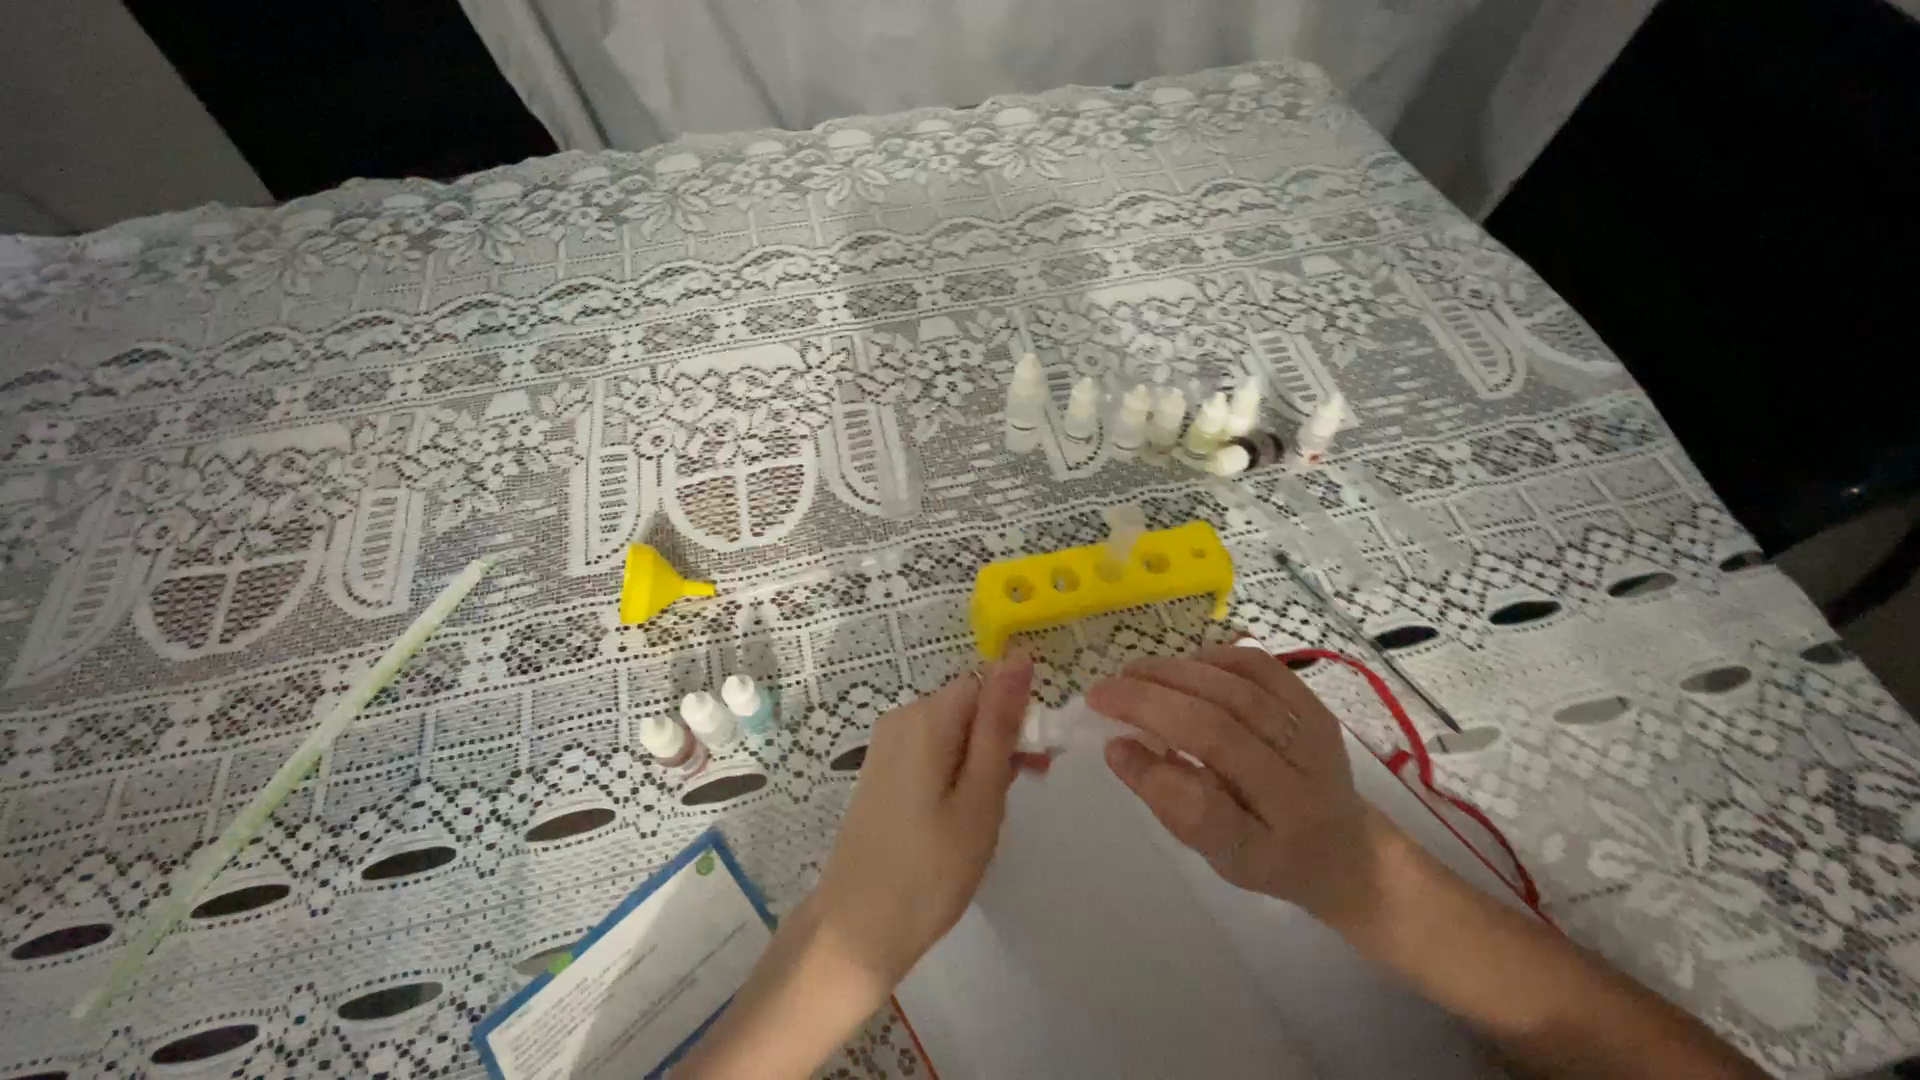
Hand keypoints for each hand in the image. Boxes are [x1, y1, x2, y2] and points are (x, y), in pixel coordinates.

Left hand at [809, 655, 1034, 984]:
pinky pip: (932, 754)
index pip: (986, 683)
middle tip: (1021, 792)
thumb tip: (1019, 656)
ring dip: (982, 761)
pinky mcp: (881, 773)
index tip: (1034, 761)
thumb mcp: (980, 795)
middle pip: (968, 707)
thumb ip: (1000, 723)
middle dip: (1001, 740)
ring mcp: (886, 747)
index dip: (1016, 715)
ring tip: (991, 816)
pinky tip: (963, 817)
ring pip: (953, 733)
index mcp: (926, 717)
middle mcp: (901, 719)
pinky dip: (956, 775)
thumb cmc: (931, 867)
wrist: (857, 928)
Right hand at [1087, 644, 1381, 922]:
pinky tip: (1181, 665)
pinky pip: (1262, 669)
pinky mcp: (1318, 708)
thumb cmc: (1266, 853)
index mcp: (1268, 847)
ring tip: (1131, 673)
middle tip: (1102, 692)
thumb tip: (1117, 746)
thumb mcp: (1216, 853)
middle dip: (1151, 704)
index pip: (1207, 811)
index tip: (1110, 746)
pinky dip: (1214, 658)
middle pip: (1220, 734)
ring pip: (1238, 693)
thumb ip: (1171, 803)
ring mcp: (1315, 743)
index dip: (1152, 775)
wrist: (1345, 847)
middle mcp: (1299, 793)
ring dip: (1175, 675)